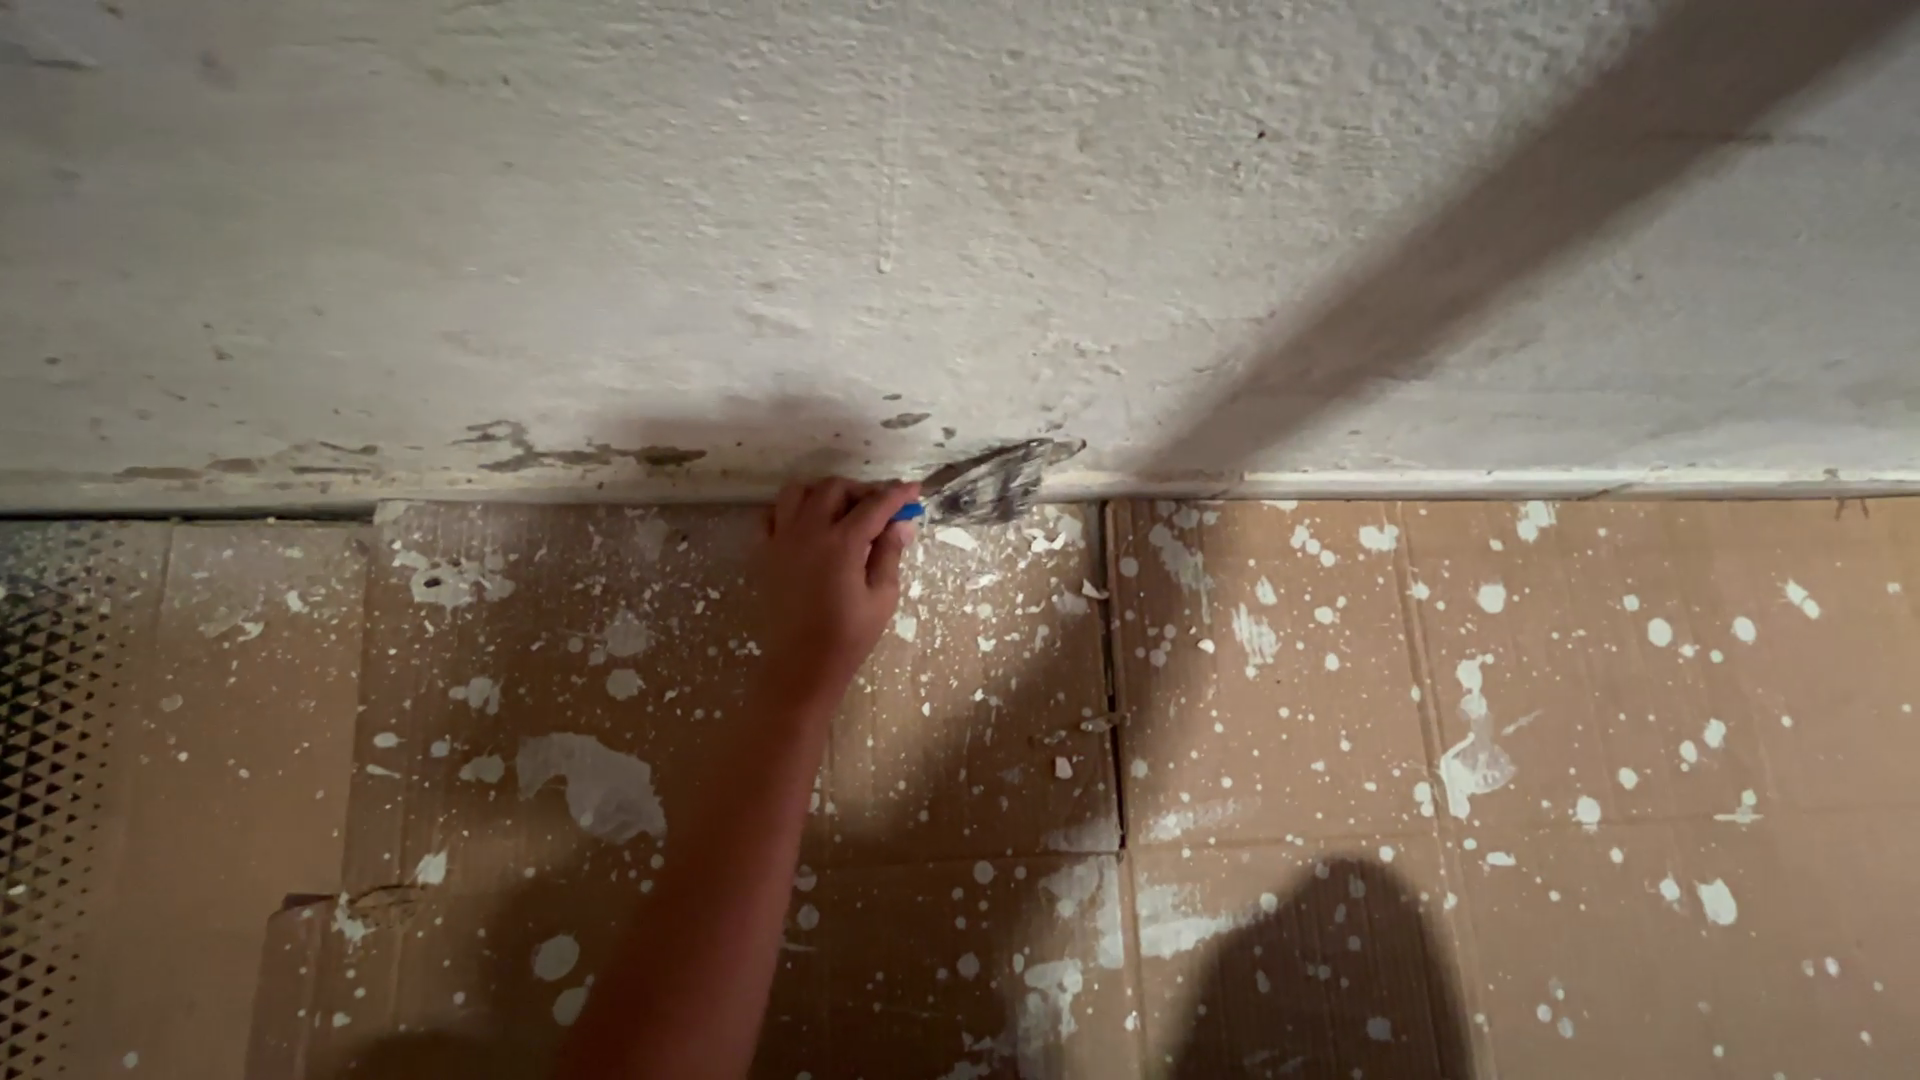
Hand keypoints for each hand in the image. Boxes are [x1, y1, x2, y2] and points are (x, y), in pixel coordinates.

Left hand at [757, 477, 919, 703]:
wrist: (801, 665)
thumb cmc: (849, 636)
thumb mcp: (882, 596)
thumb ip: (889, 553)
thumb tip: (901, 524)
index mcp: (843, 543)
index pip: (875, 505)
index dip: (897, 494)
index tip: (913, 489)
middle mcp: (809, 531)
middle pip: (835, 488)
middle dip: (861, 490)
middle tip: (879, 508)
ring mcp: (781, 539)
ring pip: (798, 492)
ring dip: (823, 493)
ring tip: (840, 511)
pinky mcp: (764, 553)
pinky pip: (772, 515)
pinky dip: (791, 511)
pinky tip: (807, 527)